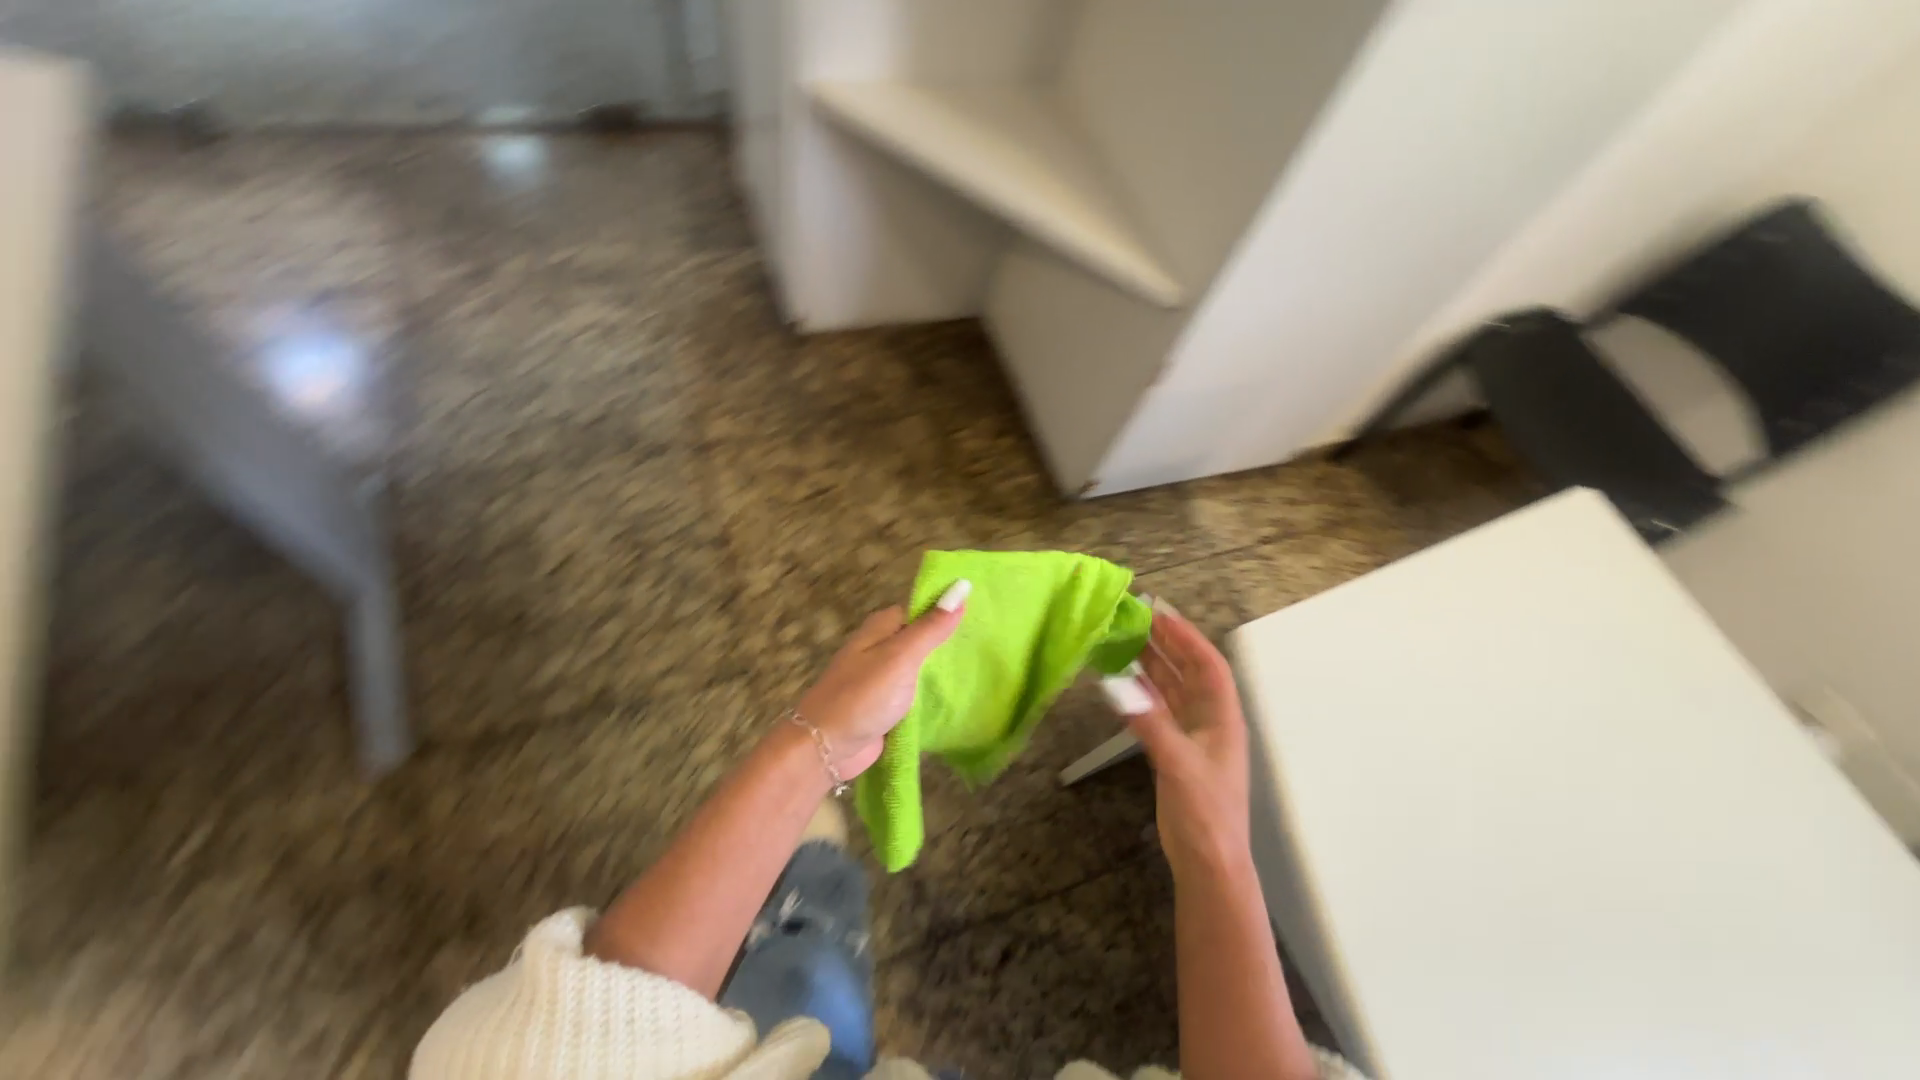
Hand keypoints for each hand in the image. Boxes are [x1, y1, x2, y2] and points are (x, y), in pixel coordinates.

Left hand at [794, 581, 968, 777]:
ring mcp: (883, 679)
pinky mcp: (887, 707)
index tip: (987, 613)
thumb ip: (931, 627)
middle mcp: (881, 648)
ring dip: (945, 672)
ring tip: (987, 671)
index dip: (950, 609)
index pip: (923, 608)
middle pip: (923, 638)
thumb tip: (962, 586)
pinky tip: (962, 700)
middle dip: (952, 643)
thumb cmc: (862, 696)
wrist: (826, 748)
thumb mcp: (901, 657)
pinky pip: (916, 695)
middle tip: (992, 647)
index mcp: (881, 628)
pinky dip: (934, 697)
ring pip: (922, 669)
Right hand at [1106, 603, 1252, 878]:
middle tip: (1135, 617)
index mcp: (1223, 719)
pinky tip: (1122, 682)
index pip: (1208, 665)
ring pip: (1171, 690)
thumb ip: (1150, 724)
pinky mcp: (1174, 752)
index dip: (1186, 636)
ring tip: (1124, 640)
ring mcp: (1192, 737)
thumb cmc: (1205, 813)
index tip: (1159, 612)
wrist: (1208, 861)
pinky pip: (1157, 711)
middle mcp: (1209, 721)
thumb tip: (1120, 687)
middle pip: (1188, 672)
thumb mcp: (1179, 765)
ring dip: (1151, 665)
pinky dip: (1141, 694)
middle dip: (1165, 644)